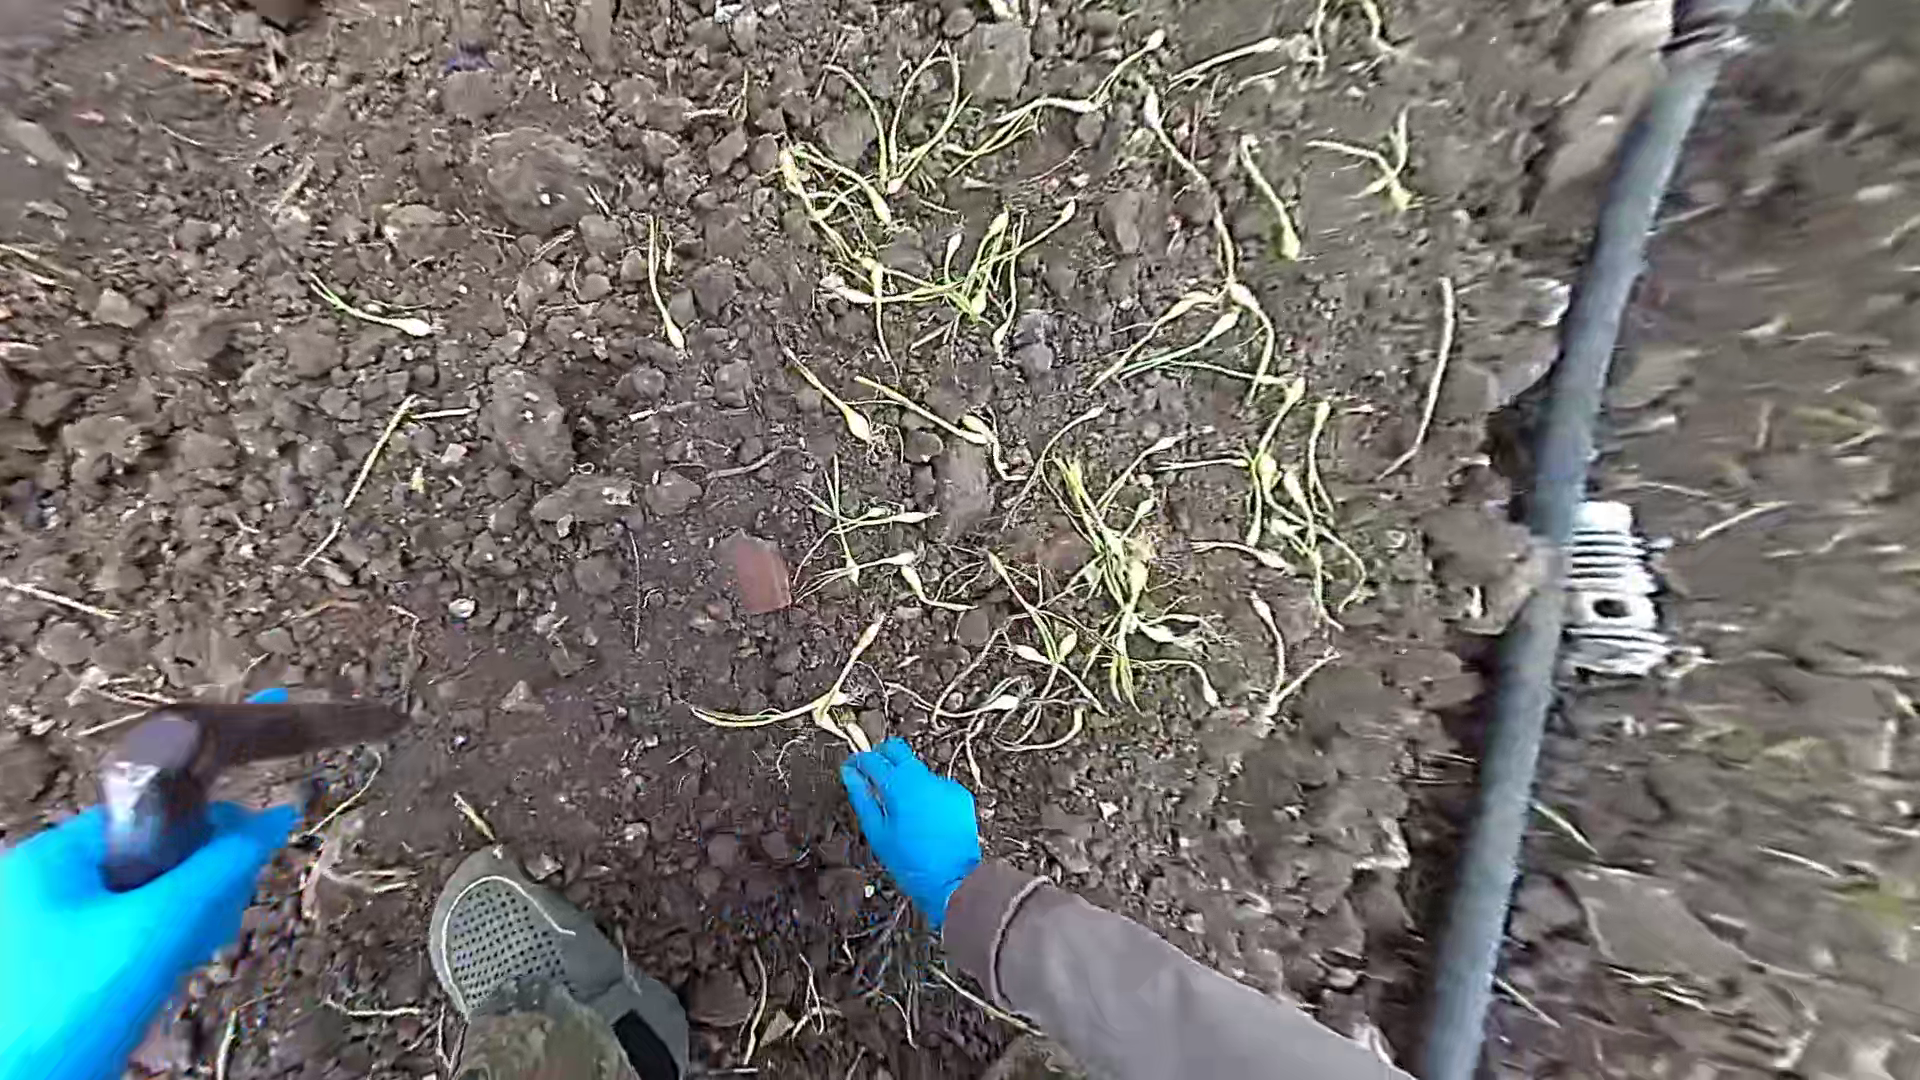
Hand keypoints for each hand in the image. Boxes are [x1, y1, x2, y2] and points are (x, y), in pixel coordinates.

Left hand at [0, 687, 296, 1079]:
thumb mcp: (167, 914)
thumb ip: (232, 854)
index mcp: (56, 855)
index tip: (277, 705)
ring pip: (176, 879)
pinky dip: (185, 928)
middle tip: (215, 906)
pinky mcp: (84, 945)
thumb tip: (283, 811)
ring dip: (204, 906)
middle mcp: (56, 876)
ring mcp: (67, 914)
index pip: (163, 790)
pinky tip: (181, 955)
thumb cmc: (78, 990)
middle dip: (214, 871)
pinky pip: (161, 911)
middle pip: (179, 839)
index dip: (219, 764)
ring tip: (191, 943)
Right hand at [840, 737, 981, 927]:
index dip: (858, 761)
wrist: (954, 879)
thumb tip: (850, 775)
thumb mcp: (878, 833)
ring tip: (898, 808)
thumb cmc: (912, 863)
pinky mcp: (957, 793)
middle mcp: (922, 777)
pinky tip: (922, 817)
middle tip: (871, 775)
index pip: (873, 759)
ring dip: (903, 779)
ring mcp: (942, 783)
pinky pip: (934, 785)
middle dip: (881, 756)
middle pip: (897, 750)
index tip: (851, 767)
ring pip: (916, 768)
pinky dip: (924, 793)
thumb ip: (862, 799)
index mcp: (899, 785)